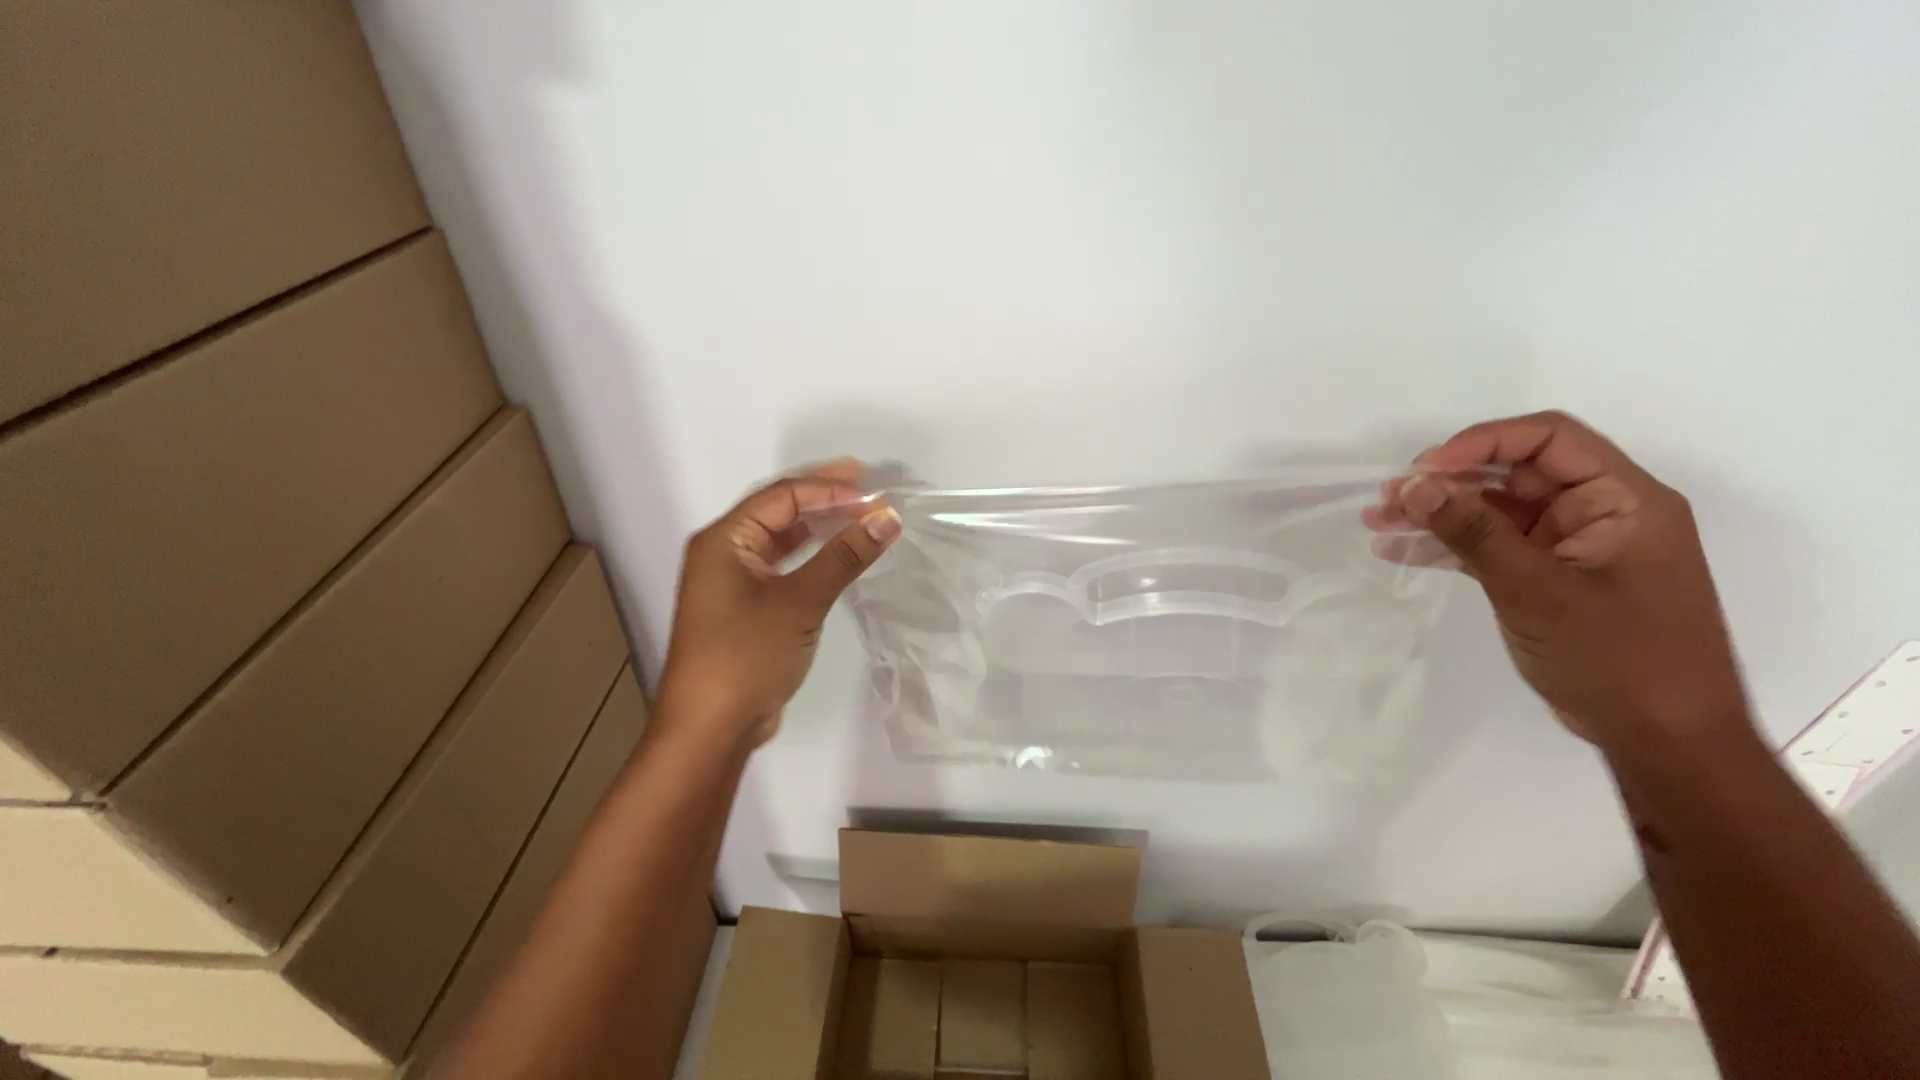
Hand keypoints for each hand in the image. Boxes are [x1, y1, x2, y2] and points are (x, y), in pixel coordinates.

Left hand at [657, 461, 901, 746]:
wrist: (711, 727)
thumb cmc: (747, 654)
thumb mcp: (800, 601)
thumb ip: (844, 556)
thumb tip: (887, 518)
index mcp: (724, 539)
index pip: (781, 496)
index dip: (829, 489)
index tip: (874, 493)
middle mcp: (722, 552)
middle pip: (777, 509)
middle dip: (822, 496)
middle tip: (868, 485)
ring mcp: (731, 581)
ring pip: (779, 538)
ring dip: (817, 525)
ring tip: (858, 513)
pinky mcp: (744, 608)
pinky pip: (780, 565)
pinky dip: (809, 556)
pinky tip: (836, 555)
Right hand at [1367, 411, 1752, 753]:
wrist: (1663, 741)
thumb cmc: (1617, 657)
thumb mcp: (1536, 590)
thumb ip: (1474, 532)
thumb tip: (1413, 484)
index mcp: (1622, 498)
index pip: (1549, 438)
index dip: (1482, 442)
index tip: (1425, 470)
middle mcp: (1600, 511)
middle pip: (1515, 472)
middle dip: (1447, 481)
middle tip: (1388, 499)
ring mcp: (1575, 546)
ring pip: (1497, 511)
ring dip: (1440, 514)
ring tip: (1379, 522)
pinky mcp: (1553, 579)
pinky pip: (1496, 547)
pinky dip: (1452, 547)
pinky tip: (1402, 551)